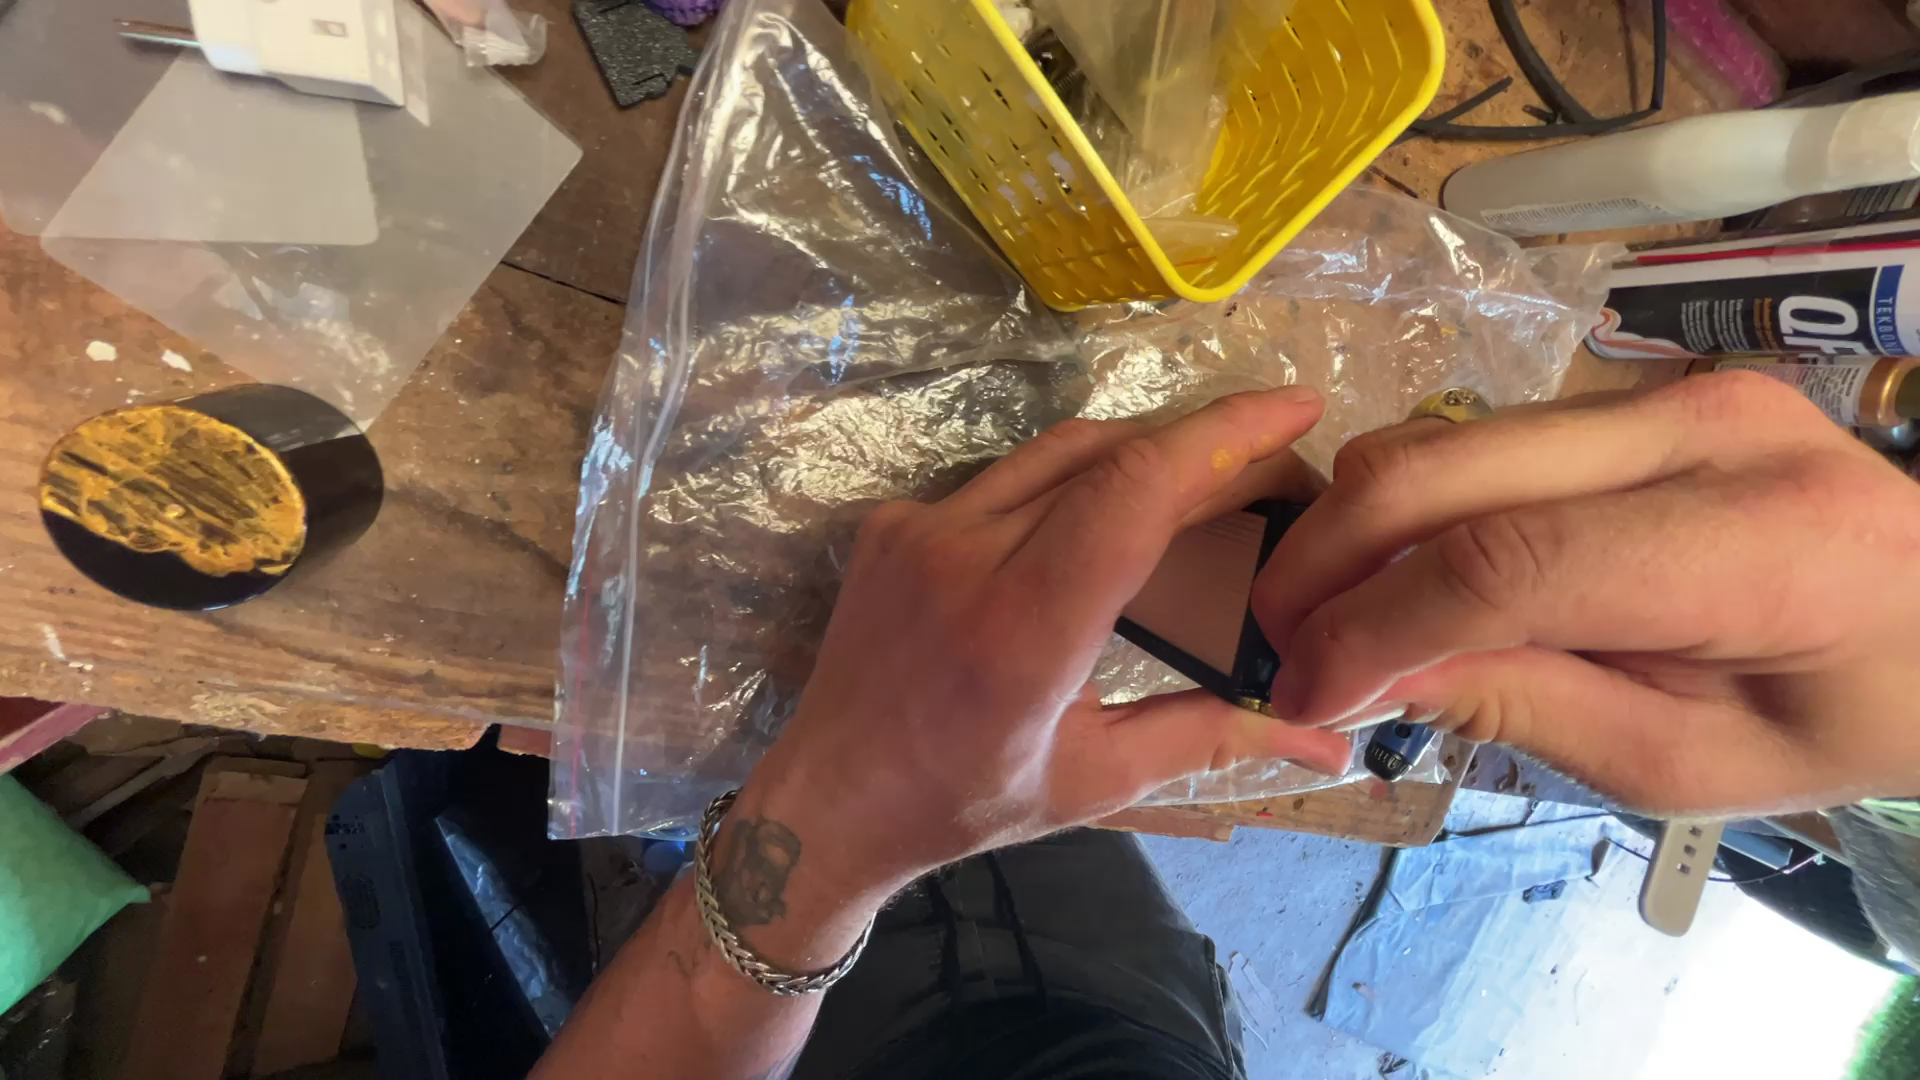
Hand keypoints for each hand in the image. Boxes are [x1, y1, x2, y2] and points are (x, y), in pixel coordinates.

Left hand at [744, 387, 1351, 893]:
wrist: (833, 794)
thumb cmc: (967, 800)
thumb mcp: (1094, 778)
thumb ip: (1208, 736)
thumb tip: (1324, 740)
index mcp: (1025, 626)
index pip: (1135, 490)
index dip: (1223, 434)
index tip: (1293, 408)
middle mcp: (964, 554)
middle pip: (1105, 451)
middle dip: (1196, 441)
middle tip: (1260, 461)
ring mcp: (918, 527)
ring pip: (1053, 450)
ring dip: (1134, 452)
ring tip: (1191, 478)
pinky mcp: (891, 520)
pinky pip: (1002, 475)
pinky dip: (1065, 481)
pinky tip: (1092, 513)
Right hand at [1253, 371, 1919, 815]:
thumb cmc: (1830, 710)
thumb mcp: (1682, 761)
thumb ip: (1516, 709)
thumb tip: (1355, 678)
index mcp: (1761, 542)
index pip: (1502, 567)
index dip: (1371, 630)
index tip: (1301, 690)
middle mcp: (1691, 427)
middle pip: (1428, 475)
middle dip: (1319, 562)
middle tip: (1279, 639)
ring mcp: (1638, 393)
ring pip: (1416, 446)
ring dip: (1341, 536)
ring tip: (1334, 616)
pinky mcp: (1594, 393)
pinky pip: (1438, 440)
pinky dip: (1381, 512)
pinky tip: (1390, 572)